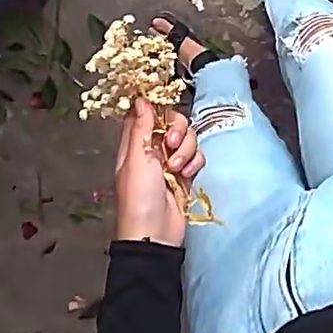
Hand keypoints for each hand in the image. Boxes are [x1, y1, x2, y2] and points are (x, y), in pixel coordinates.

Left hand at [112, 99, 204, 246]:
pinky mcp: (186, 172)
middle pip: (172, 121)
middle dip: (177, 129)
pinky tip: (187, 175)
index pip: (146, 113)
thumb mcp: (137, 159)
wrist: (156, 234)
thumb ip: (141, 127)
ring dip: (186, 149)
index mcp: (135, 143)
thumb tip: (140, 98)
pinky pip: (197, 154)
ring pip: (187, 137)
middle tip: (171, 144)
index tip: (164, 110)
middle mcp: (153, 148)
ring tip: (178, 168)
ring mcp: (171, 160)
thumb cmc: (139, 196)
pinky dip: (195, 162)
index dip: (156, 107)